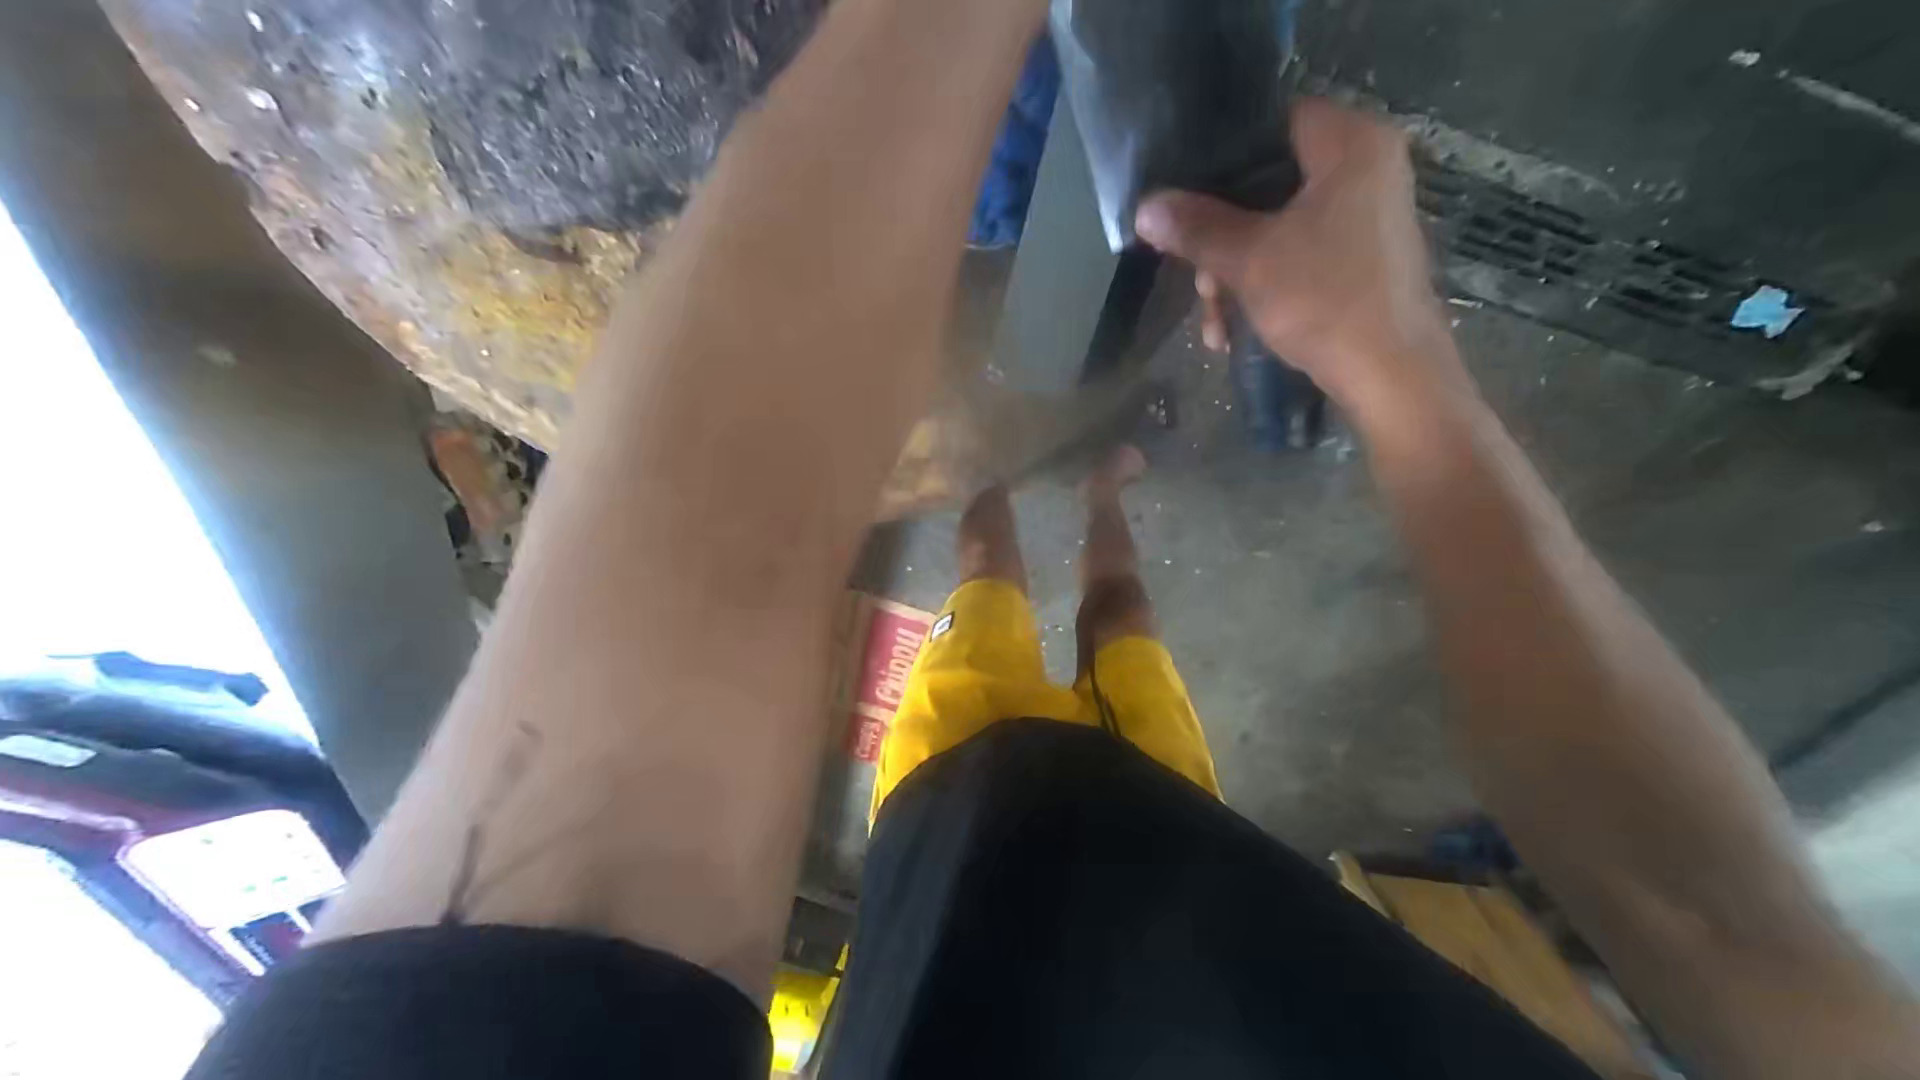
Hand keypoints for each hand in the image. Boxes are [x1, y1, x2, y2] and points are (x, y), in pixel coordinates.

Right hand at [1135, 99, 1468, 425]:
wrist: (1389, 373)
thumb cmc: (1324, 300)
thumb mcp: (1249, 261)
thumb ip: (1196, 228)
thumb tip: (1145, 208)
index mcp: (1351, 146)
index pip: (1273, 124)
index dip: (1221, 159)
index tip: (1183, 198)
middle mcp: (1364, 170)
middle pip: (1266, 187)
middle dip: (1220, 242)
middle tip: (1199, 282)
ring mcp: (1363, 217)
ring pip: (1273, 230)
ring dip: (1232, 277)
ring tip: (1215, 323)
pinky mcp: (1357, 259)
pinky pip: (1294, 258)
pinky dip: (1260, 290)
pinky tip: (1233, 332)